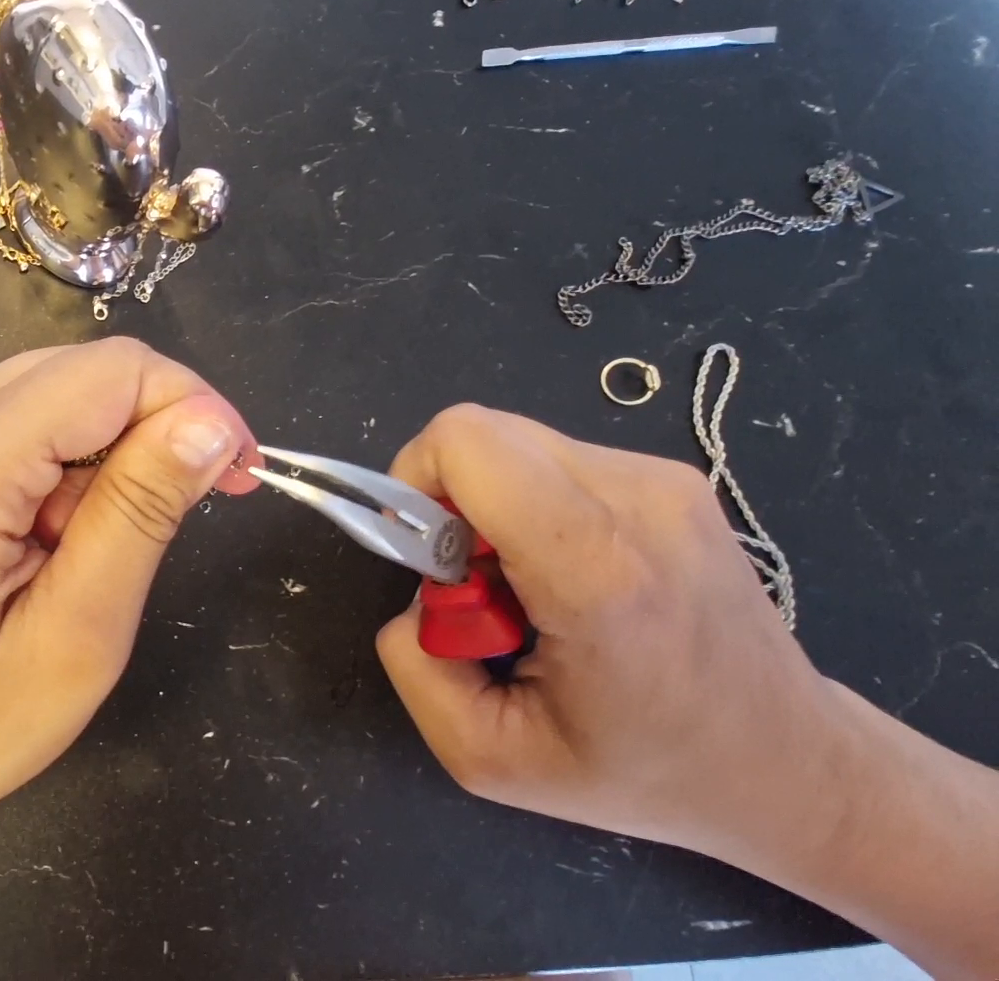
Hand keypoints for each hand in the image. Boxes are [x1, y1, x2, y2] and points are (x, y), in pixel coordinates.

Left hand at [0, 338, 259, 846]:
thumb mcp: (77, 634)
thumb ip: (141, 513)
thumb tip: (211, 422)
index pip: (112, 372)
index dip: (193, 406)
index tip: (235, 475)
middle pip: (86, 370)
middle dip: (158, 427)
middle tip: (188, 511)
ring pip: (61, 388)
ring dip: (110, 452)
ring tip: (102, 545)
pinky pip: (25, 416)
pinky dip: (68, 462)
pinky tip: (60, 531)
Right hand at [373, 405, 842, 854]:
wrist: (790, 766)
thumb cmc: (640, 770)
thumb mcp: (488, 756)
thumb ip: (415, 667)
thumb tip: (414, 598)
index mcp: (593, 570)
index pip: (467, 444)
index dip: (413, 479)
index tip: (425, 551)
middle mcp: (637, 501)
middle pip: (480, 433)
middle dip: (445, 497)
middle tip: (469, 577)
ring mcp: (665, 481)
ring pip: (513, 444)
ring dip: (488, 505)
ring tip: (521, 583)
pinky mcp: (674, 479)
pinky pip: (554, 458)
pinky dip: (527, 503)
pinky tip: (559, 569)